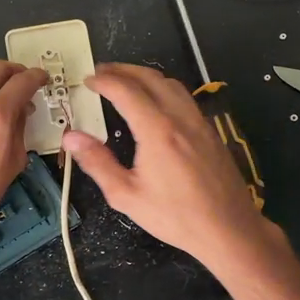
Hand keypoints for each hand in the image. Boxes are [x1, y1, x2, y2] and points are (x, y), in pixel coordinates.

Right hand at [63, 63, 283, 268]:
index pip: (126, 91)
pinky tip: (155, 103)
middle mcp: (180, 119)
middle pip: (150, 78)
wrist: (228, 229)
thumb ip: (97, 163)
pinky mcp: (211, 132)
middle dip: (123, 70)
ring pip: (171, 84)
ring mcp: (200, 123)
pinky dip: (163, 89)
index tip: (87, 80)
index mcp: (157, 131)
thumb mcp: (126, 195)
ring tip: (125, 81)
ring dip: (145, 76)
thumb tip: (71, 137)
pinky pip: (184, 98)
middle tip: (101, 73)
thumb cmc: (175, 216)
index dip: (104, 81)